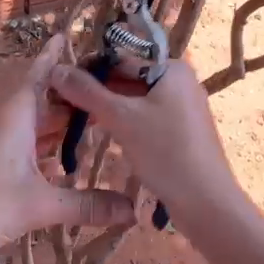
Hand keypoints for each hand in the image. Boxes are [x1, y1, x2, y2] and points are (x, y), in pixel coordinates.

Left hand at [0, 38, 134, 263]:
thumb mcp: (38, 205)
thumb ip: (86, 205)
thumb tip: (134, 210)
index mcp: (19, 113)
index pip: (43, 71)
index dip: (58, 53)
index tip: (77, 32)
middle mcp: (13, 120)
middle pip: (50, 97)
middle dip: (77, 92)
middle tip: (114, 85)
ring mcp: (5, 142)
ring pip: (43, 122)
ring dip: (68, 121)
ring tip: (104, 118)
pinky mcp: (1, 164)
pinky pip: (35, 143)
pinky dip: (55, 146)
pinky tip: (76, 157)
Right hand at [49, 54, 239, 219]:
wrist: (207, 204)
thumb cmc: (166, 152)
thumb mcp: (122, 119)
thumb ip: (88, 92)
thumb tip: (56, 69)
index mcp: (171, 68)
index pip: (121, 59)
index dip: (89, 70)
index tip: (60, 83)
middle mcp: (180, 80)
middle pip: (129, 78)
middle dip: (98, 90)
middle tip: (64, 103)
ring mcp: (183, 106)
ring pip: (136, 99)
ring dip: (109, 107)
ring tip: (76, 118)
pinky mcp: (182, 130)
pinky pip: (147, 116)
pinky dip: (126, 121)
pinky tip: (104, 132)